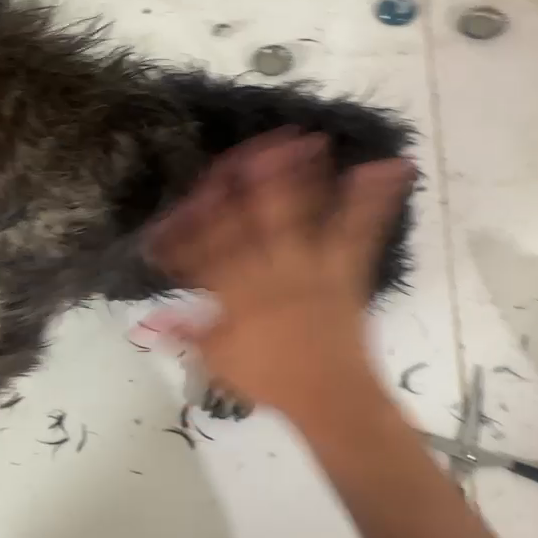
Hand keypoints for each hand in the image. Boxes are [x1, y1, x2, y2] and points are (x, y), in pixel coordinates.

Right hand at [145, 128, 414, 424]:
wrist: (331, 398)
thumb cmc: (269, 380)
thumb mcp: (217, 358)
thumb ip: (187, 333)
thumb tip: (148, 322)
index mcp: (236, 294)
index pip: (202, 253)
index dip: (185, 230)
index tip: (173, 211)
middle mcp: (272, 273)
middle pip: (252, 220)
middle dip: (246, 184)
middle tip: (245, 150)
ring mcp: (312, 268)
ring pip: (303, 216)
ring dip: (304, 177)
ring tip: (307, 140)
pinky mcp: (346, 272)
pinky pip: (359, 232)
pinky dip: (374, 200)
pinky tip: (389, 167)